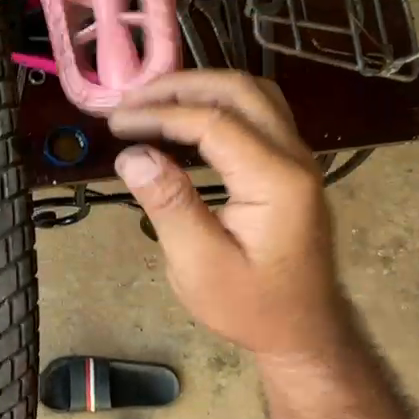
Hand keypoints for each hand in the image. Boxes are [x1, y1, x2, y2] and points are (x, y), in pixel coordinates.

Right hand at [109, 70, 349, 358]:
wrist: (303, 332)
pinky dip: (214, 104)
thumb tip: (132, 154)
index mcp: (275, 180)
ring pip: (252, 95)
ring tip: (150, 103)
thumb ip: (169, 204)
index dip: (159, 114)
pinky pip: (255, 114)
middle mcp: (294, 158)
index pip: (213, 122)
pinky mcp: (288, 166)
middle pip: (240, 90)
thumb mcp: (200, 265)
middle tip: (129, 101)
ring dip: (199, 89)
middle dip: (179, 86)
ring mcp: (296, 159)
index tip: (115, 123)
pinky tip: (181, 120)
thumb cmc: (251, 306)